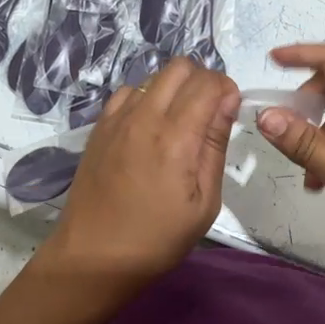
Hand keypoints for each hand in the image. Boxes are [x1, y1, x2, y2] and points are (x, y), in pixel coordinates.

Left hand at [45, 58, 240, 280]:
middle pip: (180, 67)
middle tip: (208, 111)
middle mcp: (145, 117)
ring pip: (153, 76)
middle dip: (202, 80)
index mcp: (175, 137)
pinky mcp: (99, 126)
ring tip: (179, 121)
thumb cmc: (157, 238)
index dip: (226, 89)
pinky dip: (145, 98)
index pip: (207, 83)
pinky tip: (148, 126)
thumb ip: (215, 145)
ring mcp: (117, 118)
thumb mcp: (204, 202)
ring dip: (173, 88)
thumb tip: (228, 101)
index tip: (230, 110)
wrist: (94, 255)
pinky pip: (127, 92)